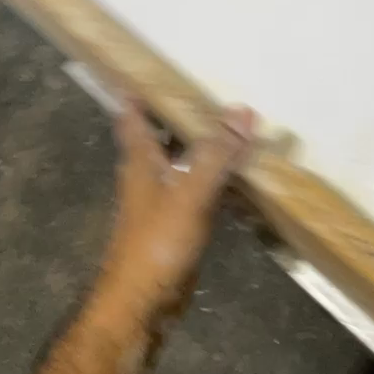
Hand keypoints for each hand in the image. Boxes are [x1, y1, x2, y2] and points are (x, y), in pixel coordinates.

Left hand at [97, 99, 256, 312]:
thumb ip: (216, 153)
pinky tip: (240, 182)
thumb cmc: (156, 244)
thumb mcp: (189, 193)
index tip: (149, 69)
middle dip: (180, 117)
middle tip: (211, 94)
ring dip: (202, 150)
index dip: (136, 92)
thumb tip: (242, 111)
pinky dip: (216, 183)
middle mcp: (148, 178)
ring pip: (182, 166)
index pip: (131, 117)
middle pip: (160, 138)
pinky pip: (198, 195)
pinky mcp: (177, 229)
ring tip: (235, 129)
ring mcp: (162, 205)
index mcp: (141, 162)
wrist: (142, 304)